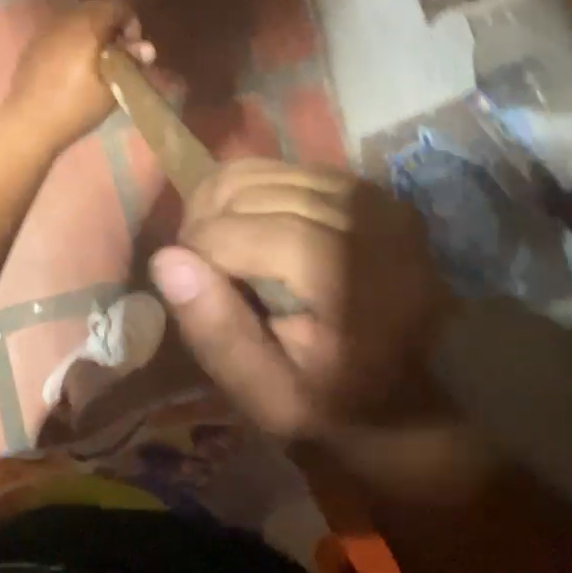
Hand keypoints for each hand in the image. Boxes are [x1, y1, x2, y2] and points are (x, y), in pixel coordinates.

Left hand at [0, 0, 151, 153]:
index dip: (131, 23)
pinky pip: (60, 34)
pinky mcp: (32, 46)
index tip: (132, 51)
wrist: (28, 123)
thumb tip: (146, 47)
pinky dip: (72, 42)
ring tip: (97, 64)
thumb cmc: (76, 105)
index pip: (116, 5)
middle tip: (118, 57)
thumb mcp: (113, 86)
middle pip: (95, 9)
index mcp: (87, 24)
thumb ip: (130, 61)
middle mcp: (64, 20)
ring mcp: (45, 31)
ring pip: (76, 21)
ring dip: (91, 35)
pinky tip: (72, 70)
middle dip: (111, 28)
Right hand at [149, 160, 456, 438]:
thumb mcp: (268, 398)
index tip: (196, 294)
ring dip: (216, 207)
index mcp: (353, 279)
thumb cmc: (331, 405)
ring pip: (251, 174)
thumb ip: (218, 334)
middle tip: (202, 274)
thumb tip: (166, 259)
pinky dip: (240, 193)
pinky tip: (243, 231)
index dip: (198, 256)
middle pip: (243, 195)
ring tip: (218, 252)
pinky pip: (272, 167)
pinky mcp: (360, 183)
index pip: (239, 232)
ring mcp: (369, 195)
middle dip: (202, 228)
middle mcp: (369, 221)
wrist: (405, 400)